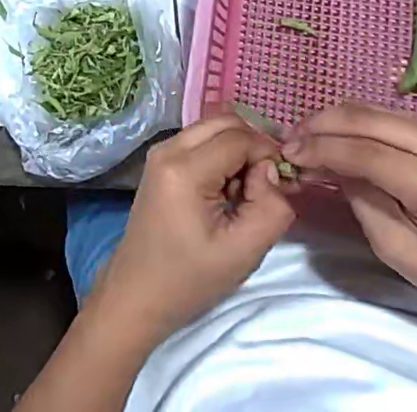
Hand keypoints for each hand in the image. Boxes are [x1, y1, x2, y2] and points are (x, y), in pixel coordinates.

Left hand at [89, 114, 295, 339]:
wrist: (137, 294)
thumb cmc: (189, 279)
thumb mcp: (244, 252)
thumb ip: (271, 207)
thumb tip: (271, 170)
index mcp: (185, 169)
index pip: (240, 138)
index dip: (266, 155)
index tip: (278, 186)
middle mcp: (168, 148)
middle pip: (225, 122)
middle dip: (252, 146)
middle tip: (263, 185)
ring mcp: (161, 151)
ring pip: (213, 128)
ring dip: (237, 150)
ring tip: (242, 192)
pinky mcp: (161, 159)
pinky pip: (201, 140)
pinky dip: (221, 154)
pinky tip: (223, 191)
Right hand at [282, 103, 416, 319]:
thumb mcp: (405, 257)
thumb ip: (365, 203)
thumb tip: (328, 163)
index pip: (375, 155)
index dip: (326, 148)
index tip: (289, 152)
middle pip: (379, 121)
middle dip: (327, 123)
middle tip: (290, 137)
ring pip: (385, 113)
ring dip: (340, 119)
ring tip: (306, 134)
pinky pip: (397, 121)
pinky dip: (361, 124)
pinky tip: (337, 134)